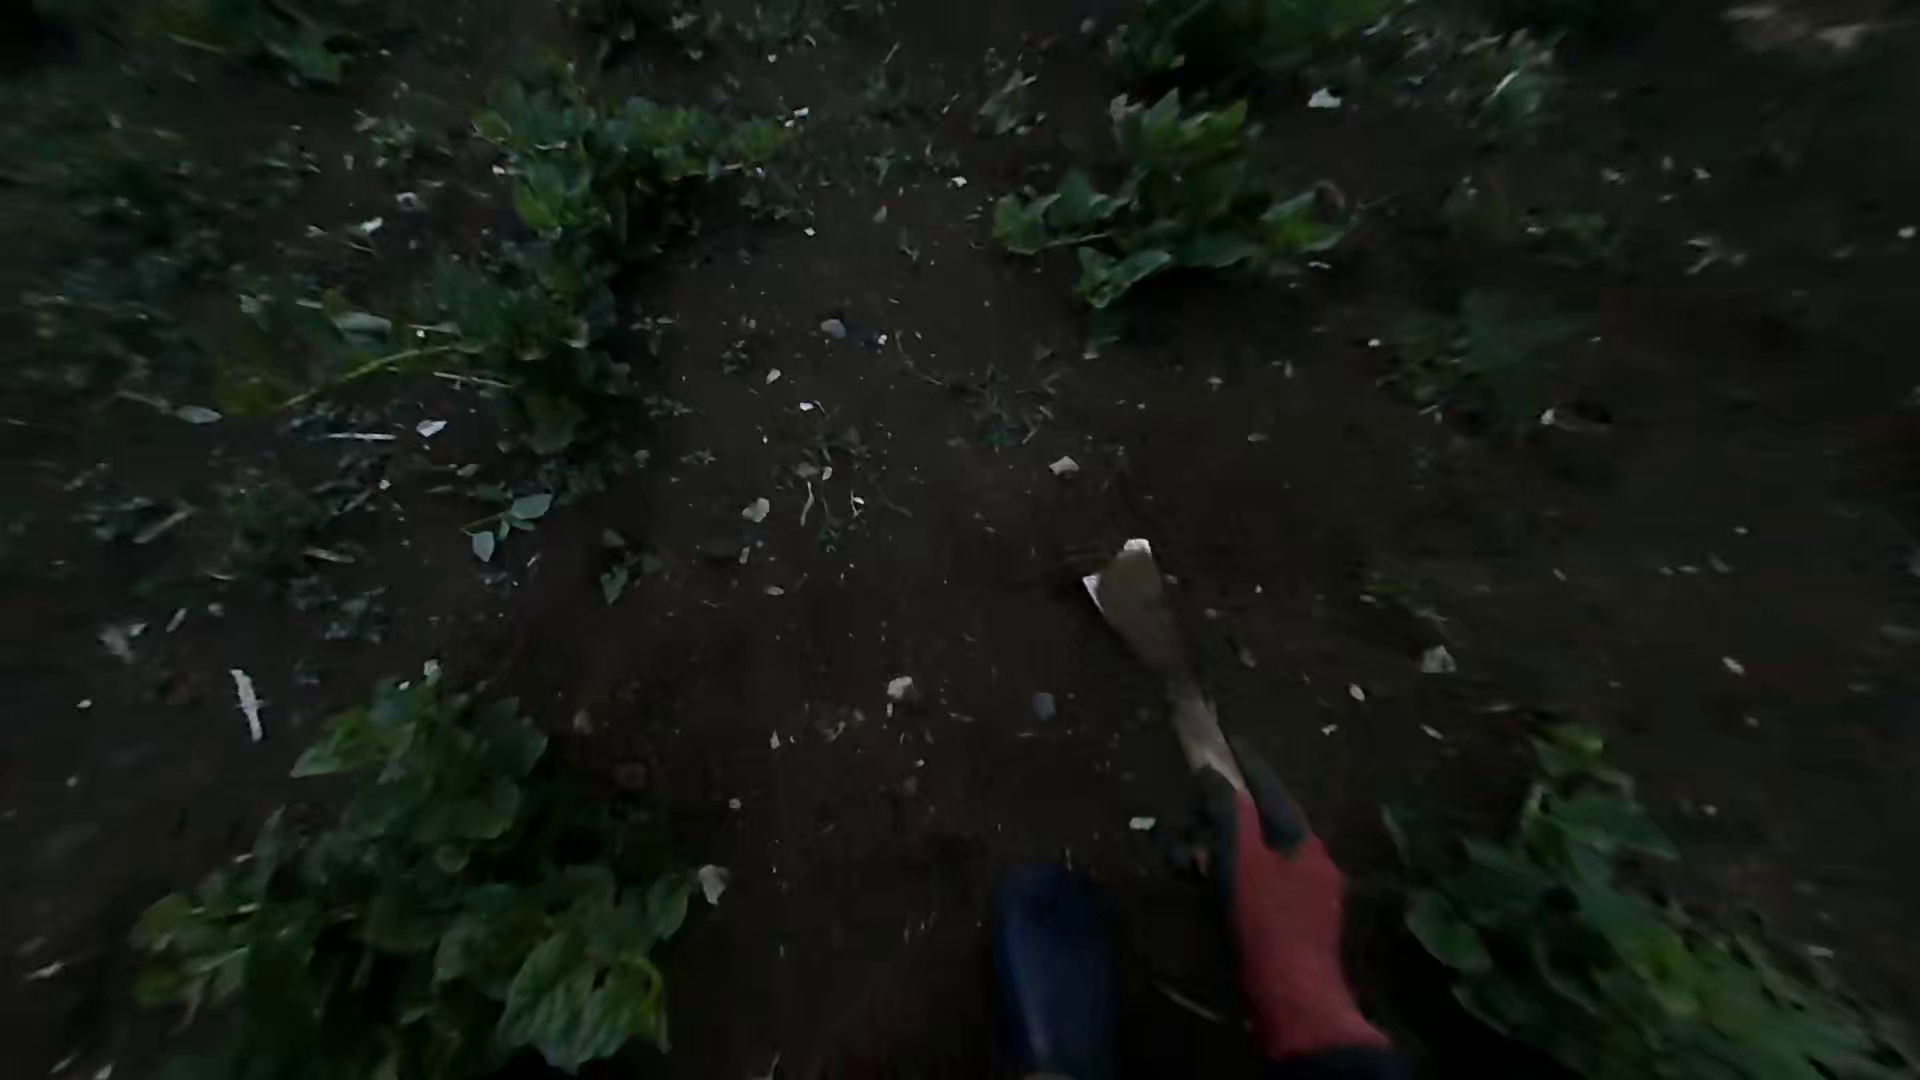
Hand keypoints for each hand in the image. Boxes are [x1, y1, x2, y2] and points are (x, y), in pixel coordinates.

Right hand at [1195, 737, 1389, 1063]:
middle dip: (1218, 813)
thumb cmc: (1265, 916)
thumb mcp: (1239, 854)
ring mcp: (1302, 892)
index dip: (1245, 760)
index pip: (1269, 786)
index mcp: (1302, 839)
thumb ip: (1226, 808)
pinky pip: (1252, 880)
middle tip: (1187, 811)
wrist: (1292, 999)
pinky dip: (1225, 873)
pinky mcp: (1289, 919)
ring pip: (1252, 852)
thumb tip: (1213, 771)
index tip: (1226, 737)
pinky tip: (1198, 880)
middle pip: (1257, 819)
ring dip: (1215, 847)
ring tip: (1181, 853)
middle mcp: (1308, 859)